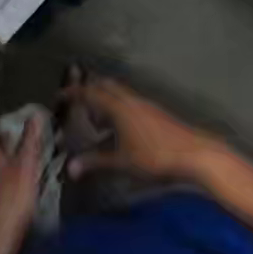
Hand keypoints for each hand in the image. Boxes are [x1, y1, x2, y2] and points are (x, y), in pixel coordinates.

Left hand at [0, 117, 43, 253]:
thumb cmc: (12, 201)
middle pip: (5, 147)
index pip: (5, 129)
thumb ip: (30, 139)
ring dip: (21, 161)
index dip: (23, 126)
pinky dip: (16, 177)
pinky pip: (3, 180)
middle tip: (46, 145)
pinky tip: (30, 184)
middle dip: (24, 144)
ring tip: (43, 163)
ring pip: (5, 164)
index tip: (42, 129)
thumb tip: (34, 114)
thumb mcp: (26, 165)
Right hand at [65, 77, 223, 181]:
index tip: (60, 95)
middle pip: (107, 86)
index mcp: (119, 106)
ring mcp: (145, 105)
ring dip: (105, 101)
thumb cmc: (153, 156)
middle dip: (91, 90)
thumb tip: (70, 167)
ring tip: (93, 120)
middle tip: (76, 102)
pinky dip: (117, 110)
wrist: (192, 153)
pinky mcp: (154, 113)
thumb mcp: (121, 162)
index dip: (75, 93)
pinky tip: (116, 130)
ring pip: (119, 95)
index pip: (92, 93)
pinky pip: (129, 104)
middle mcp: (131, 100)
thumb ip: (96, 162)